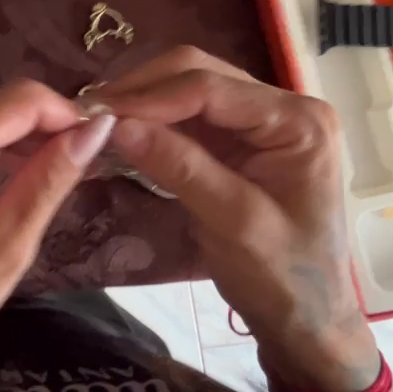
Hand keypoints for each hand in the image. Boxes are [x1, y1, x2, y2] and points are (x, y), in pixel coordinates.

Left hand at [0, 79, 115, 389]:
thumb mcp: (10, 244)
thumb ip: (50, 178)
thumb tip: (96, 127)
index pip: (20, 99)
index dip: (64, 112)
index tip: (94, 142)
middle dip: (41, 125)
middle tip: (72, 168)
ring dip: (16, 136)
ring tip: (43, 180)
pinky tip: (6, 179)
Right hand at [90, 47, 378, 391]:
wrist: (304, 318)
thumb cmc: (282, 276)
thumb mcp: (233, 223)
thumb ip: (180, 168)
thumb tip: (117, 126)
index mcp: (297, 120)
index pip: (209, 87)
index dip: (149, 97)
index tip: (97, 116)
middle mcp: (281, 106)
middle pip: (196, 73)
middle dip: (140, 90)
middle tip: (88, 116)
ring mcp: (257, 120)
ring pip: (185, 87)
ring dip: (139, 101)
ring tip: (96, 122)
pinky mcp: (235, 138)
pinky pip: (183, 115)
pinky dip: (148, 120)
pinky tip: (118, 133)